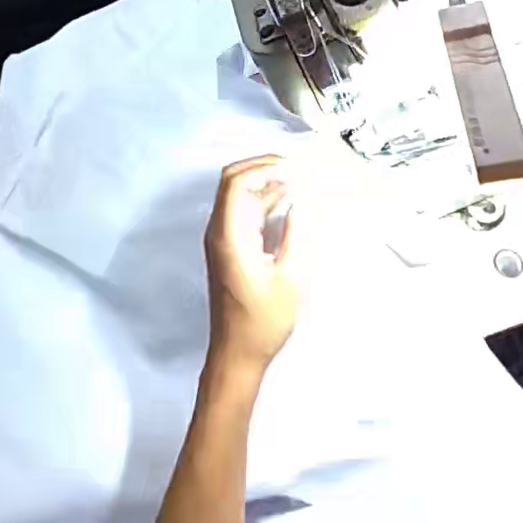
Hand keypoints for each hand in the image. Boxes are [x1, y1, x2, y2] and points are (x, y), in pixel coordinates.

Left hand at [205, 155, 301, 372]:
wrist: (237, 355)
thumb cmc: (262, 322)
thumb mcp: (290, 278)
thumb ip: (296, 234)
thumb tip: (301, 200)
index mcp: (229, 235)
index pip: (235, 182)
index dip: (263, 167)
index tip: (293, 169)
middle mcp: (221, 231)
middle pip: (233, 181)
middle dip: (263, 167)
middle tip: (295, 168)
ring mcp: (224, 238)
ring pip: (240, 193)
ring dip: (267, 181)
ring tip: (299, 179)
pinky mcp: (232, 246)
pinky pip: (246, 210)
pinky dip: (266, 199)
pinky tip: (290, 199)